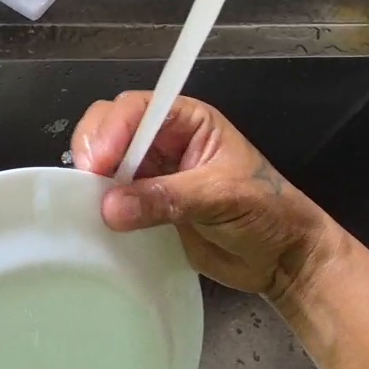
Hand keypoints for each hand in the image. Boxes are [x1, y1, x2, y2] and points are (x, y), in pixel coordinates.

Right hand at [71, 92, 344, 311]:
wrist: (282, 259)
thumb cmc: (268, 214)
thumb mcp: (222, 197)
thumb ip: (167, 198)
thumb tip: (110, 207)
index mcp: (188, 121)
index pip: (138, 109)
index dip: (113, 129)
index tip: (99, 163)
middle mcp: (163, 140)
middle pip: (111, 127)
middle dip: (94, 149)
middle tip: (86, 183)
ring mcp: (150, 173)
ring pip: (104, 161)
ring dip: (91, 179)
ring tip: (87, 203)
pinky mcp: (142, 205)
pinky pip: (108, 197)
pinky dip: (96, 204)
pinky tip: (93, 217)